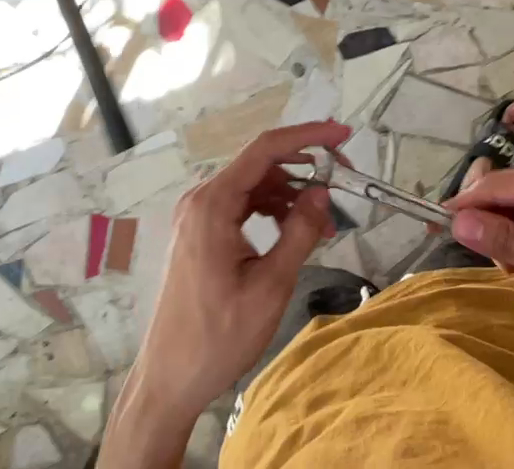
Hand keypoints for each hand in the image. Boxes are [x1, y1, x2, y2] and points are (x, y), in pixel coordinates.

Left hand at [127, 120, 349, 416]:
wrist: (170, 379)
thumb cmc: (218, 336)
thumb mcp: (270, 286)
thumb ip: (299, 232)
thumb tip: (323, 192)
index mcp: (212, 204)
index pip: (265, 148)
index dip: (308, 136)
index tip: (344, 135)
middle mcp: (201, 199)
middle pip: (261, 164)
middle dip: (305, 168)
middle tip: (343, 184)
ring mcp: (197, 215)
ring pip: (254, 185)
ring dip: (292, 194)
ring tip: (325, 222)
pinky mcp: (200, 232)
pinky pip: (243, 205)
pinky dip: (273, 210)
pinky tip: (296, 231)